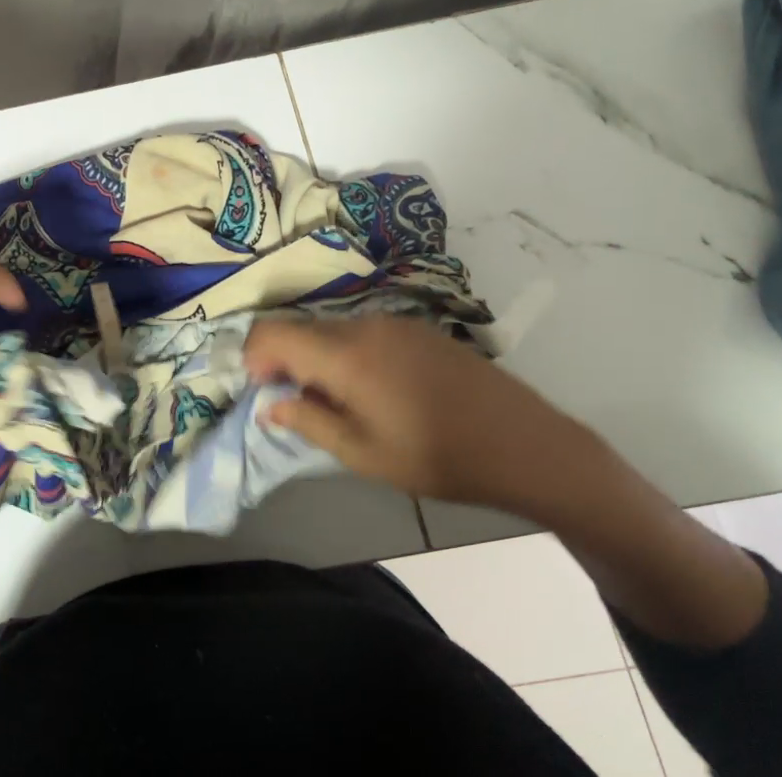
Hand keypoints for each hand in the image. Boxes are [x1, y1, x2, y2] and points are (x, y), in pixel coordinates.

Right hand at [243, 316, 603, 512]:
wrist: (527, 446)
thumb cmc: (438, 458)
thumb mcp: (363, 454)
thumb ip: (308, 422)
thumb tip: (269, 404)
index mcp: (345, 355)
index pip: (272, 333)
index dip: (254, 358)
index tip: (263, 391)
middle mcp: (365, 326)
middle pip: (301, 329)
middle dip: (285, 361)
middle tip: (297, 405)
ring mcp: (396, 324)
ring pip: (332, 331)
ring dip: (318, 359)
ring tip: (338, 404)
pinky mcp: (419, 330)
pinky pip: (363, 333)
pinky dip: (348, 355)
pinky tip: (373, 391)